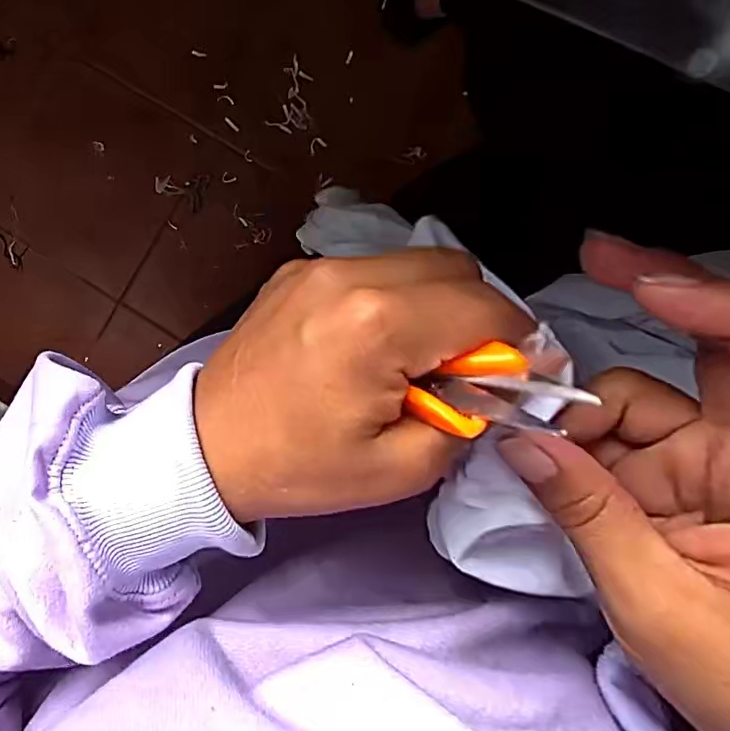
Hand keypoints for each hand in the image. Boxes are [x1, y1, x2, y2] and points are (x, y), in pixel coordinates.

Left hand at [196, 249, 532, 523]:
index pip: (484, 309)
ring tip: (420, 354)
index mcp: (377, 325)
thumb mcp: (399, 468)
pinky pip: (375, 267)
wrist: (206, 446)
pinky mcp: (300, 269)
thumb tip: (493, 382)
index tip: (522, 371)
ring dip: (440, 302)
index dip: (518, 342)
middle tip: (469, 367)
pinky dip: (398, 296)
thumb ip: (465, 418)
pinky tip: (377, 339)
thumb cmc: (299, 467)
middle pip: (459, 269)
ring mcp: (320, 266)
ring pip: (419, 262)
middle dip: (482, 316)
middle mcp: (350, 276)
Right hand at [497, 234, 729, 730]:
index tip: (655, 288)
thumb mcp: (664, 612)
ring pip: (657, 388)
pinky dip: (582, 437)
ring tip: (535, 432)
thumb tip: (521, 438)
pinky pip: (627, 430)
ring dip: (592, 403)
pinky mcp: (688, 475)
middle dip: (666, 290)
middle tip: (596, 256)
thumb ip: (589, 515)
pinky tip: (550, 456)